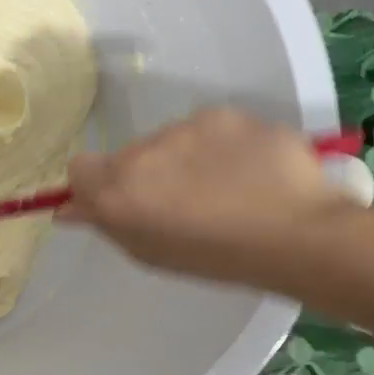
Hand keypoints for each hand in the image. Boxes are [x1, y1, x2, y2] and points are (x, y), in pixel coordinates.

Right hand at [61, 108, 359, 285]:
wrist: (304, 236)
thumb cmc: (219, 259)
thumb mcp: (149, 253)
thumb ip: (106, 223)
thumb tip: (69, 208)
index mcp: (117, 191)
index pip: (80, 168)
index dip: (98, 184)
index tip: (125, 201)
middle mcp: (141, 153)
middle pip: (130, 155)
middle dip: (150, 174)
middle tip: (187, 203)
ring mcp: (185, 129)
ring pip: (172, 140)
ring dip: (187, 158)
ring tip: (228, 188)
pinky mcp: (226, 115)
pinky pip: (212, 129)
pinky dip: (224, 146)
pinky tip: (251, 172)